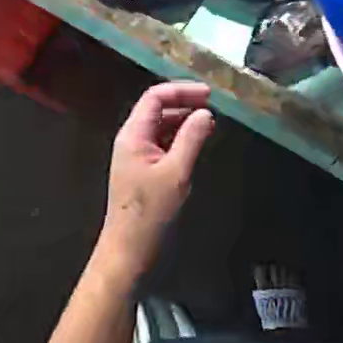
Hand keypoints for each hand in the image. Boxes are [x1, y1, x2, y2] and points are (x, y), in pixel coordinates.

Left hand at [95, 82, 214, 280]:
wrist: (129, 252)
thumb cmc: (150, 213)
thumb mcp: (176, 174)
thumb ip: (191, 139)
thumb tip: (205, 112)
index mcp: (133, 134)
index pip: (154, 97)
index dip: (180, 90)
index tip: (208, 94)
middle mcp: (131, 139)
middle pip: (156, 109)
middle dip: (183, 103)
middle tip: (213, 105)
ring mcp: (136, 155)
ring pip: (160, 126)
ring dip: (183, 121)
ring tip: (210, 122)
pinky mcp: (143, 170)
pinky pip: (161, 144)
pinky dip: (179, 138)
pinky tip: (197, 142)